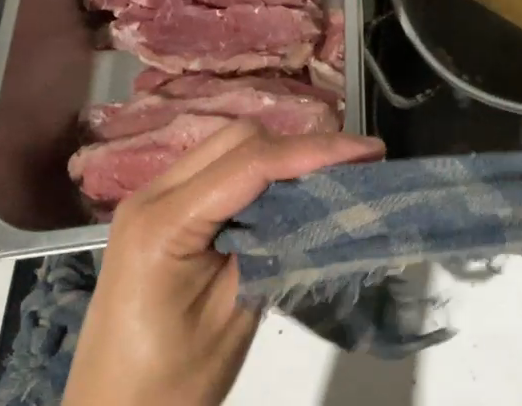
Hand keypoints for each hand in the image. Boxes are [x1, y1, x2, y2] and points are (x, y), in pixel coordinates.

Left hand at [62, 121, 385, 405]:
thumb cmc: (170, 383)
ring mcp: (152, 199)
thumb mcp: (234, 314)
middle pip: (241, 140)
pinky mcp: (162, 211)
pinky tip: (293, 187)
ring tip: (335, 172)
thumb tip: (325, 202)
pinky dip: (261, 170)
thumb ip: (276, 246)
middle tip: (357, 165)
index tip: (370, 152)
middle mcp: (152, 194)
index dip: (317, 151)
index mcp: (164, 222)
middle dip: (302, 145)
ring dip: (283, 153)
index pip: (253, 163)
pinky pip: (219, 169)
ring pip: (231, 146)